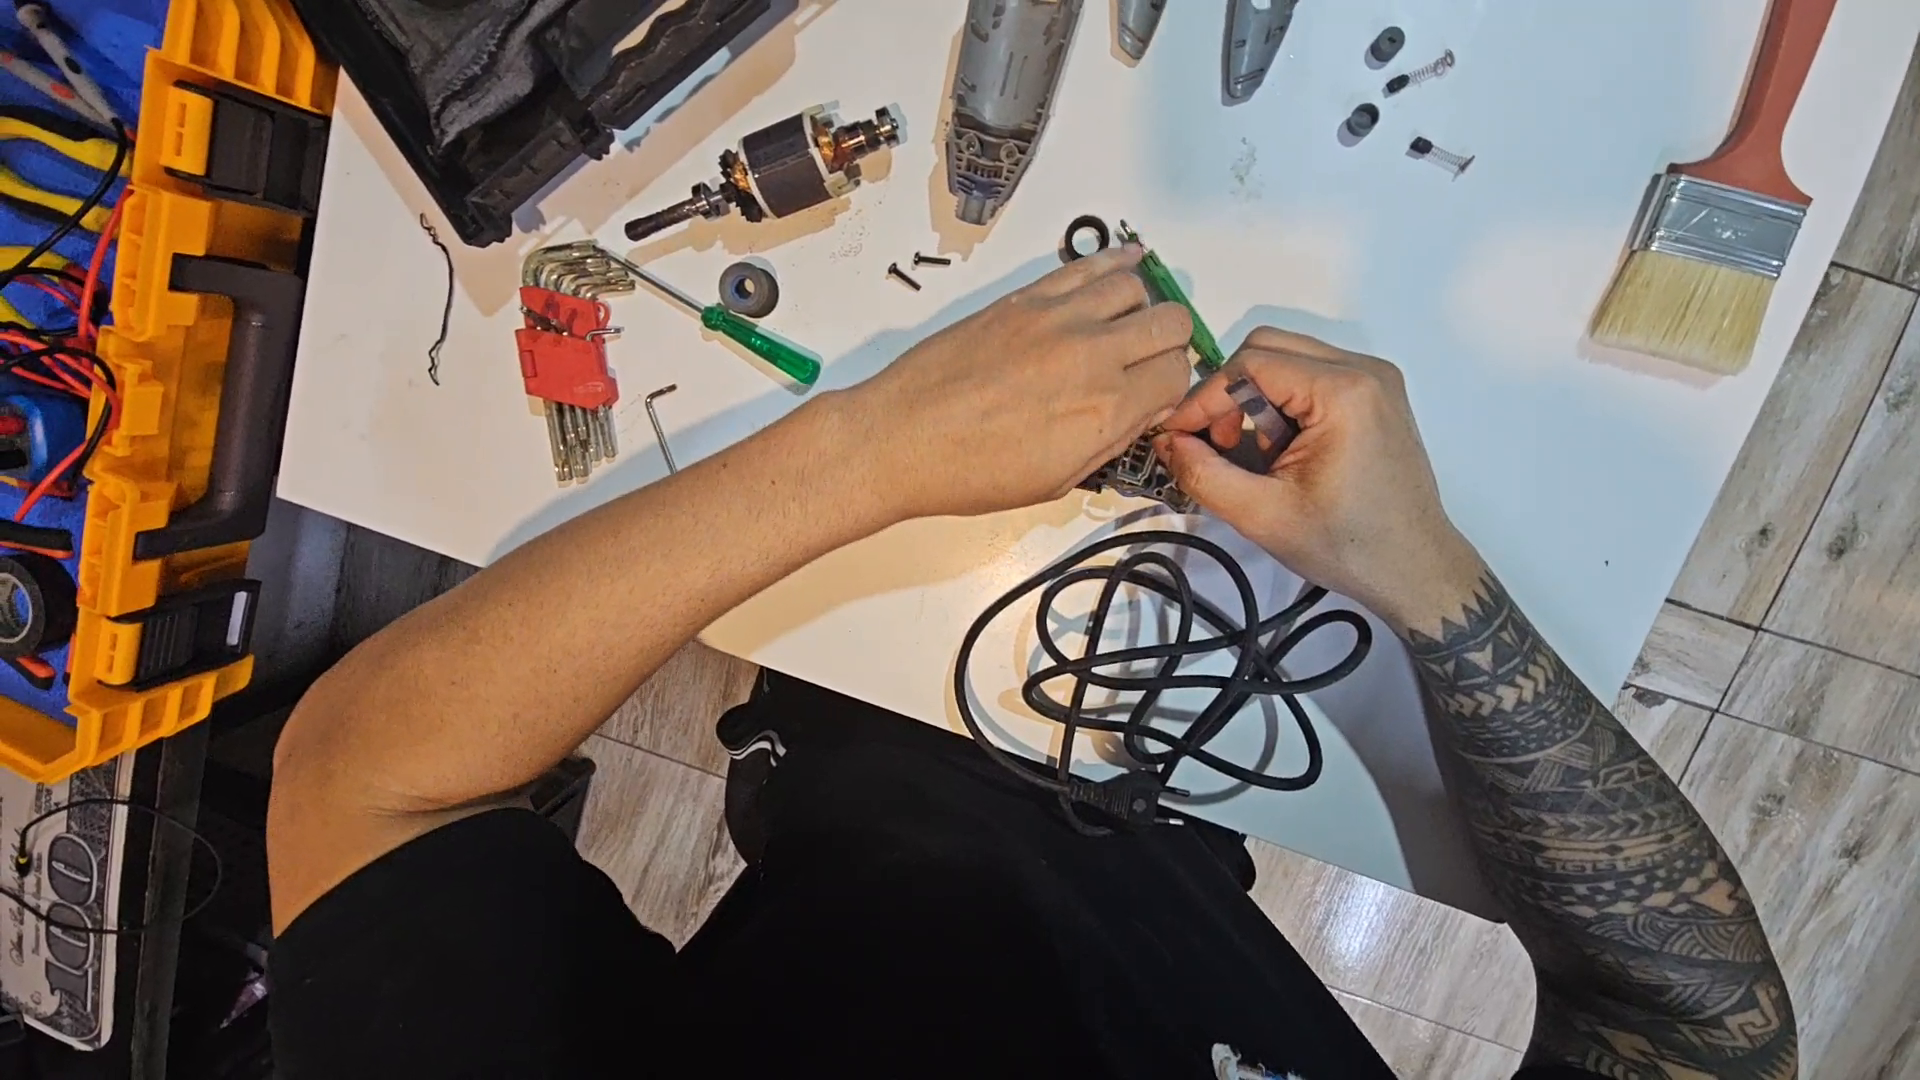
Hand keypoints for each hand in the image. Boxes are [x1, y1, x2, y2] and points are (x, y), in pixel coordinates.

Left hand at [845, 246, 1193, 519]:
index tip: (1151, 395)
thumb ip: (1108, 441)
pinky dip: (1115, 262)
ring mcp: (1058, 318)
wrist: (902, 439)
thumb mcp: (1054, 481)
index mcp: (1104, 411)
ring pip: (1135, 284)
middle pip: (1171, 322)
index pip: (1176, 375)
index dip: (1170, 388)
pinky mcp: (1025, 298)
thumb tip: (1139, 411)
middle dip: (1168, 344)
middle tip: (1144, 360)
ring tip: (1120, 325)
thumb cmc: (971, 474)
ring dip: (1139, 305)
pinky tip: (1125, 265)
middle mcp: (1092, 355)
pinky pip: (1087, 265)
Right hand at [1154, 328, 1483, 627]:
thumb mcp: (1260, 515)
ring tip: (1246, 452)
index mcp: (1343, 391)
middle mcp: (1363, 369)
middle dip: (1227, 393)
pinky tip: (1276, 449)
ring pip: (1285, 360)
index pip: (1250, 364)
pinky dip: (1276, 404)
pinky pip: (1307, 377)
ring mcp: (1373, 379)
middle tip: (1214, 444)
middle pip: (1267, 349)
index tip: (1175, 437)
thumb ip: (1202, 473)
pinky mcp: (1373, 396)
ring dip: (1251, 399)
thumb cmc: (1343, 544)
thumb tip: (1165, 441)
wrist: (1414, 570)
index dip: (1203, 397)